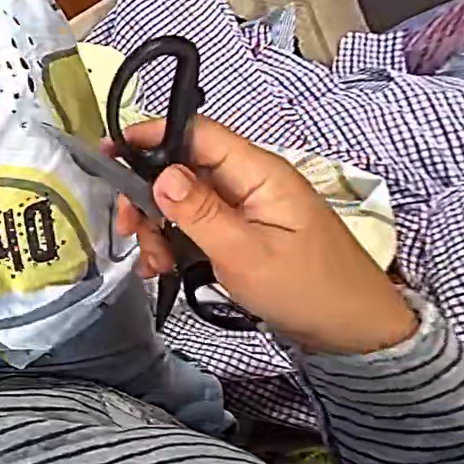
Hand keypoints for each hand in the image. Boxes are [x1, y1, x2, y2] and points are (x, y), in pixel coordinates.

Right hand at [111, 118, 417, 353]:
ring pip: (183, 200)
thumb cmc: (306, 289)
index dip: (152, 136)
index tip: (113, 152)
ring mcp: (243, 207)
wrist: (350, 329)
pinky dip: (174, 243)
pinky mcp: (239, 231)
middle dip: (148, 196)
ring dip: (159, 228)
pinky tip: (163, 267)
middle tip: (129, 230)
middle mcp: (248, 182)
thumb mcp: (245, 253)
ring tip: (155, 264)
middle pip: (183, 169)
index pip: (199, 133)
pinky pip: (195, 225)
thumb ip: (200, 212)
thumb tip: (161, 174)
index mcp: (258, 173)